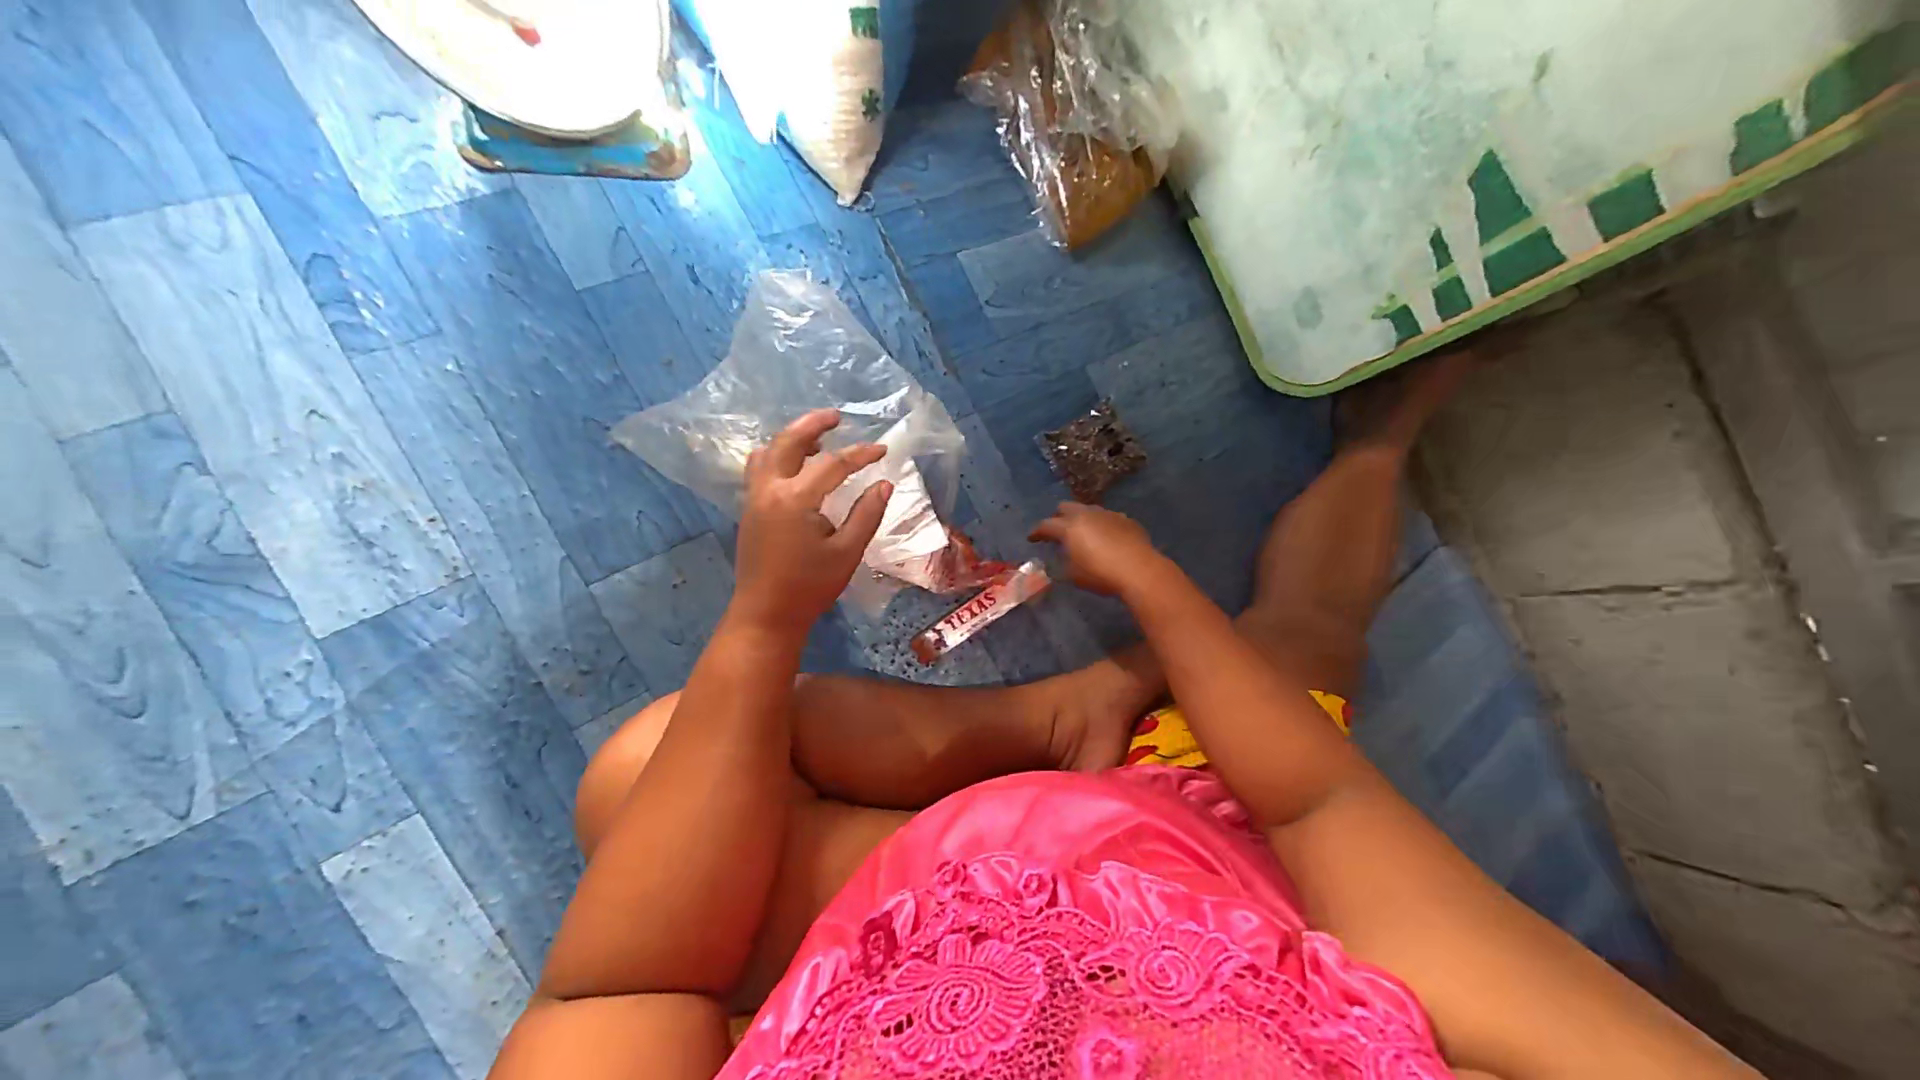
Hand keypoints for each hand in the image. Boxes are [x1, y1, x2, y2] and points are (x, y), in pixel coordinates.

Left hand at [730, 409, 892, 636]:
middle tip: (836, 417)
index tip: (883, 451)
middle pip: (788, 441)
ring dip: (792, 439)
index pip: (833, 464)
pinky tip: (794, 466)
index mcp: (795, 499)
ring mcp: (753, 498)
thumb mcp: (847, 552)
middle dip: (813, 424)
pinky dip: (777, 456)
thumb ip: (867, 514)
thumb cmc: (810, 586)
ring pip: (768, 452)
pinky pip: (759, 468)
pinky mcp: (748, 509)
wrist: (766, 614)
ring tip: (817, 441)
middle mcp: (769, 490)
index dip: (861, 455)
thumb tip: (883, 483)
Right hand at [1028, 502, 1167, 597]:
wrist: (1140, 570)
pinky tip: (1105, 537)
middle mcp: (1086, 514)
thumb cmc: (1100, 574)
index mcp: (1069, 527)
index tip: (1032, 538)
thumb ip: (1062, 563)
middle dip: (1057, 517)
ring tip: (1082, 532)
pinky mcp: (1125, 519)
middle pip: (1065, 507)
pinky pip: (1106, 517)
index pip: (1045, 525)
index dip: (1036, 532)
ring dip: (1080, 518)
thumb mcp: (1073, 575)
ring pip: (1087, 509)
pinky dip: (1100, 524)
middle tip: (1057, 531)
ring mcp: (1107, 514)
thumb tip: (1059, 559)